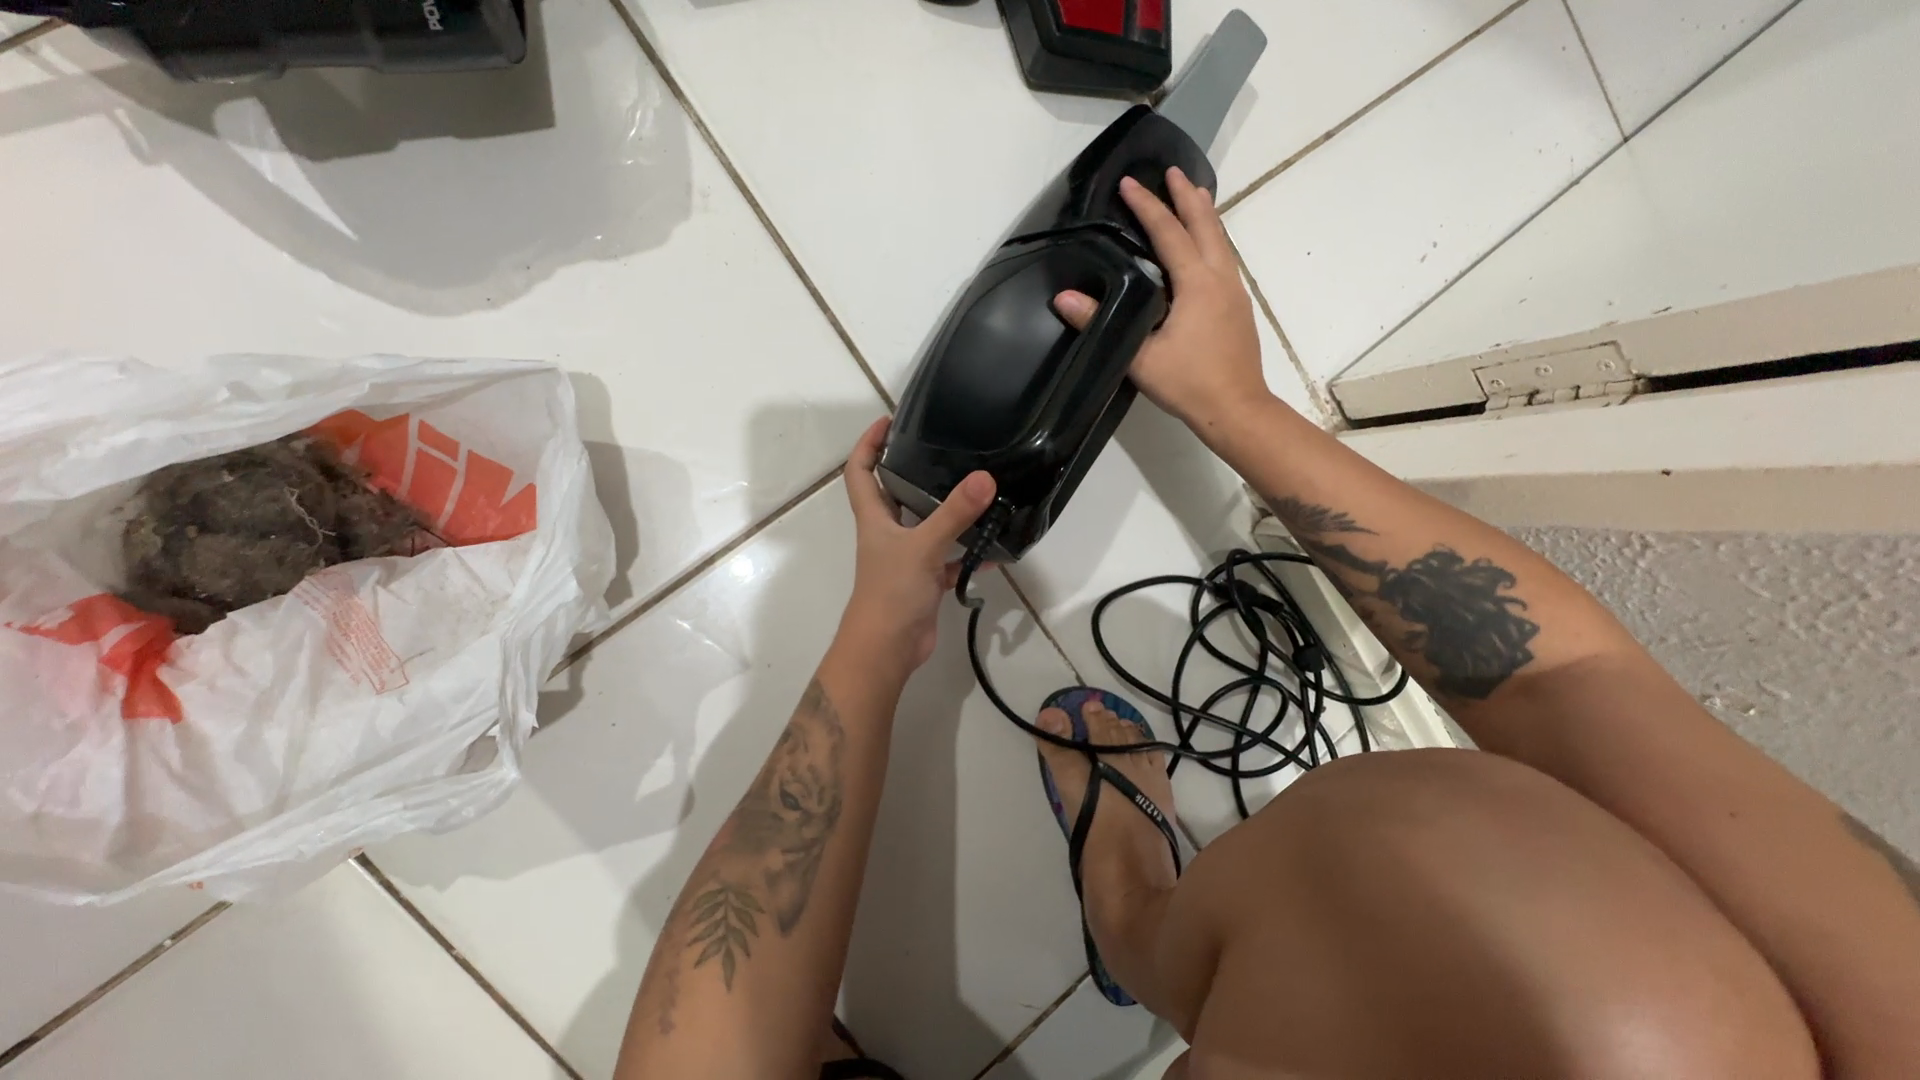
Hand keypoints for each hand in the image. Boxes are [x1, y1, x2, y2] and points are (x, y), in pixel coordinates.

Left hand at [838, 417, 996, 674]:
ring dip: (947, 511)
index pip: (860, 471)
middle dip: (912, 470)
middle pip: (895, 493)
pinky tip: (994, 549)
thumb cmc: (890, 592)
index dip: (869, 444)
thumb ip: (954, 513)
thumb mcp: (923, 546)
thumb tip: (985, 478)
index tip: (889, 421)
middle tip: (945, 448)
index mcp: (874, 518)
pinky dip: (968, 554)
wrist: (886, 650)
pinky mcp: (924, 582)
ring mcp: (905, 559)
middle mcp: (887, 533)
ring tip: (978, 489)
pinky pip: (948, 560)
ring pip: (926, 526)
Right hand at [1054, 168, 1272, 428]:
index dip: (1148, 207)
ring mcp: (1234, 293)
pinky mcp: (1238, 309)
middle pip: (1205, 226)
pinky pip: (1224, 259)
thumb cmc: (1188, 383)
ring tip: (1196, 195)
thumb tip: (1064, 299)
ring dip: (1205, 215)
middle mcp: (1220, 279)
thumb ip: (1101, 323)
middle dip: (1187, 197)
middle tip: (1173, 172)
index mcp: (1197, 284)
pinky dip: (1213, 239)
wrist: (1236, 409)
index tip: (1130, 183)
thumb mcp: (1140, 356)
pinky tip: (1206, 248)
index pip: (1169, 234)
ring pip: (1221, 241)